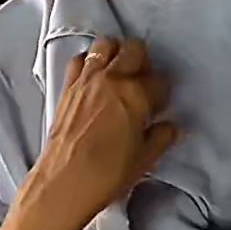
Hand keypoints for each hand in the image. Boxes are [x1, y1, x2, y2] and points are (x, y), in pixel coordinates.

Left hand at [18, 37, 177, 226]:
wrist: (61, 185)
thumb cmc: (105, 174)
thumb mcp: (145, 158)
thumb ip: (162, 137)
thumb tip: (169, 128)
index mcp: (137, 94)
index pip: (161, 79)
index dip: (163, 91)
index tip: (159, 104)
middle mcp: (113, 80)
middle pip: (135, 49)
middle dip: (144, 61)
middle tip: (144, 80)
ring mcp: (87, 80)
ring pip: (106, 44)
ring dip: (117, 52)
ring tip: (120, 69)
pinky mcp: (68, 87)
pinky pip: (80, 59)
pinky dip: (89, 60)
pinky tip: (94, 76)